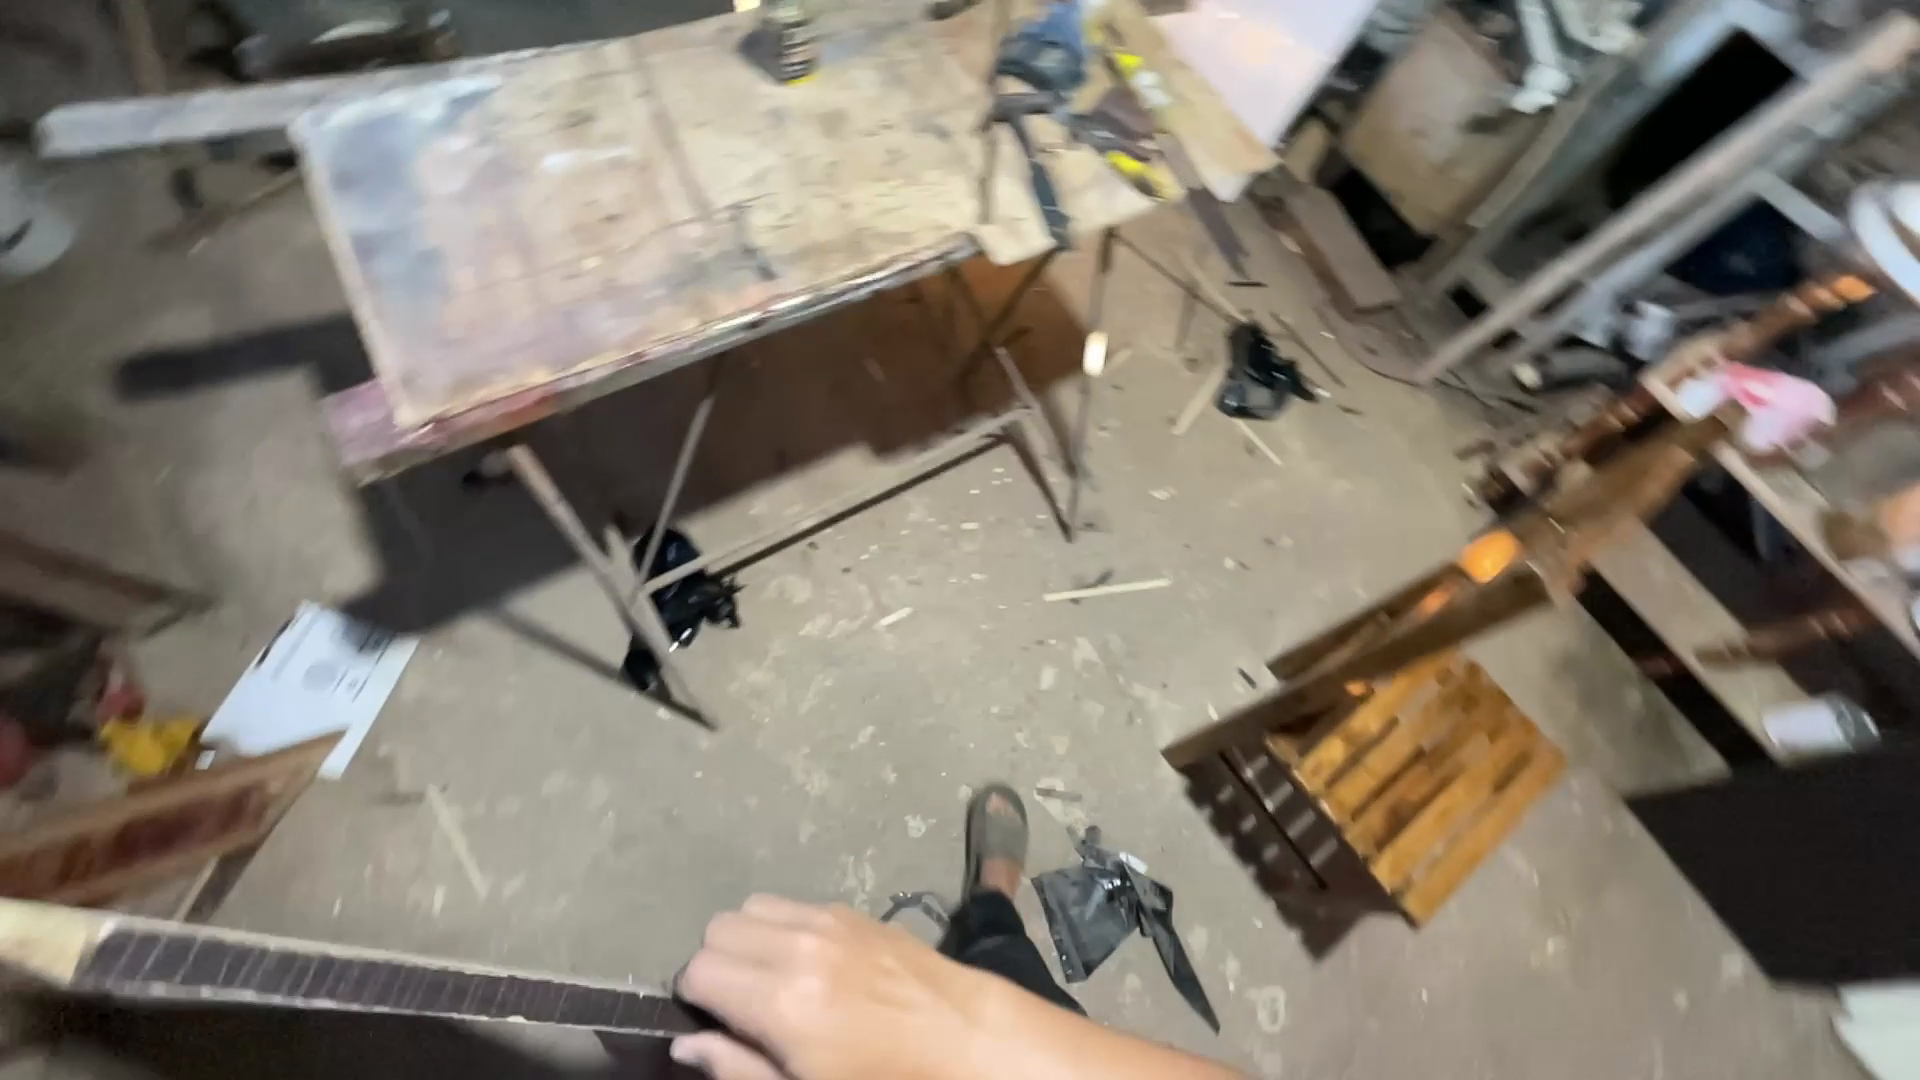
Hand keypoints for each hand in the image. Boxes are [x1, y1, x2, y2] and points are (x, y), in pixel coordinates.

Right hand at [672, 894, 991, 1079]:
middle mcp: (799, 945)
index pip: (699, 968)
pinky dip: (782, 925)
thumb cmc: (879, 1077)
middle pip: (720, 926)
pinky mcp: (850, 909)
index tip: (713, 1020)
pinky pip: (792, 902)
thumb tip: (686, 1040)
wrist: (959, 1035)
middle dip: (716, 962)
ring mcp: (828, 919)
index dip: (694, 997)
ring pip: (752, 905)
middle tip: (738, 1001)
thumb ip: (737, 1067)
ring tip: (768, 977)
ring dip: (747, 937)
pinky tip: (805, 961)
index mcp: (783, 999)